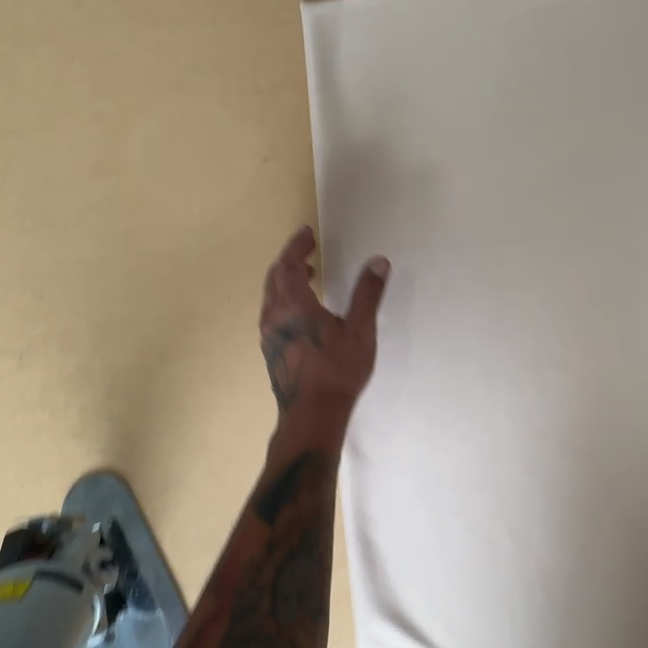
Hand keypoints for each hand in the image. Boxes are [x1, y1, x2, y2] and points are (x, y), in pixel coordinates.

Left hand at [259, 226, 388, 435]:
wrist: (312, 415)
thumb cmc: (338, 370)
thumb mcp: (360, 330)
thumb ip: (368, 294)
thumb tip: (378, 262)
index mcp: (293, 306)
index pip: (289, 265)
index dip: (297, 246)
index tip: (306, 233)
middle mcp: (274, 317)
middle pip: (275, 278)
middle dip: (290, 260)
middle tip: (307, 248)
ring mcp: (269, 336)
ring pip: (271, 297)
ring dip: (285, 280)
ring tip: (307, 275)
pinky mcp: (272, 351)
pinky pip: (273, 313)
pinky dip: (284, 298)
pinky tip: (302, 310)